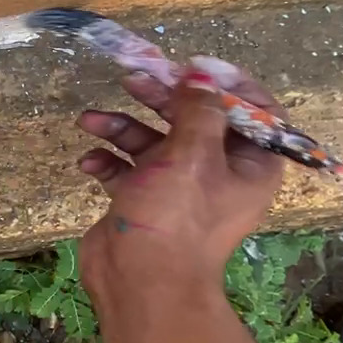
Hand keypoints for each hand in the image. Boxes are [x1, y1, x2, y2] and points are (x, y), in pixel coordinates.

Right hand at [74, 61, 285, 292]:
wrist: (141, 276)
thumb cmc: (176, 214)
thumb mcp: (189, 155)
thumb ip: (195, 112)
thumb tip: (200, 75)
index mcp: (248, 164)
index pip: (253, 113)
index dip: (226, 86)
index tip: (191, 66)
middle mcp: (216, 172)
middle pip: (192, 121)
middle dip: (160, 99)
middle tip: (132, 79)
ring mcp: (176, 186)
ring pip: (151, 142)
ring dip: (120, 128)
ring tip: (89, 120)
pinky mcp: (140, 198)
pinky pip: (125, 168)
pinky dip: (106, 161)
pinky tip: (89, 163)